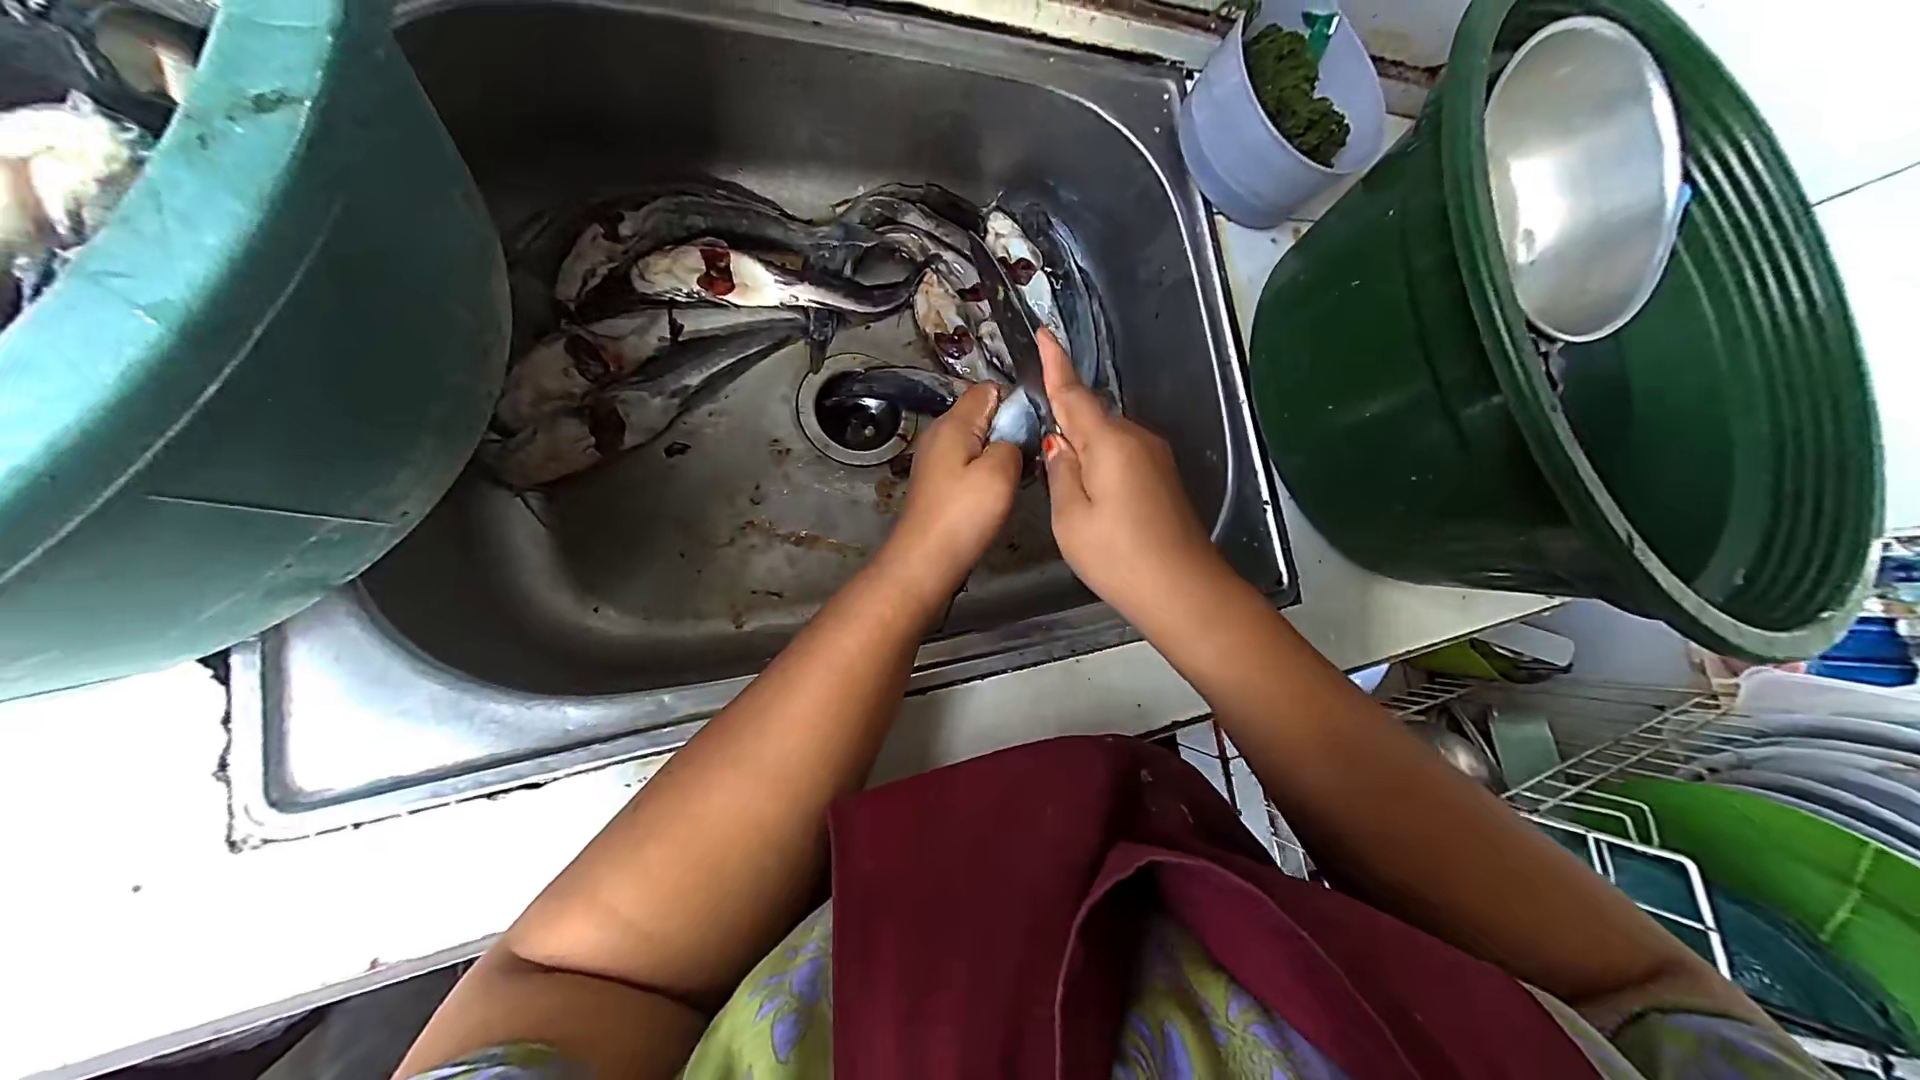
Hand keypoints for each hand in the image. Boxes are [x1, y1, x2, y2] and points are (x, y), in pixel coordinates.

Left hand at [879, 381, 1021, 597]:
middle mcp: (939, 434)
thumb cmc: (962, 515)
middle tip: (1032, 454)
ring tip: (1017, 476)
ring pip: (977, 441)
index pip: (988, 389)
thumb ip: (1012, 443)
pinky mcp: (938, 482)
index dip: (1015, 401)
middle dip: (1009, 428)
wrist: (924, 562)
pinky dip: (985, 472)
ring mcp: (936, 459)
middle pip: (982, 414)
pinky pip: (968, 463)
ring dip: (999, 454)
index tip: (1035, 425)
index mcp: (952, 423)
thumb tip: (1013, 437)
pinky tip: (995, 493)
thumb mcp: (999, 473)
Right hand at [1038, 330, 1226, 624]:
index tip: (1045, 332)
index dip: (1057, 364)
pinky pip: (1122, 456)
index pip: (1075, 393)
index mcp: (1109, 442)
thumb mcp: (1070, 518)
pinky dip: (1102, 463)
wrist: (1183, 590)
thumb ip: (1061, 472)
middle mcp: (1137, 438)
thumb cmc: (1118, 555)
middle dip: (1065, 422)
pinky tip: (1094, 495)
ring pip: (1107, 439)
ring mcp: (1155, 457)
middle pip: (1091, 417)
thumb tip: (1059, 442)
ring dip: (1084, 449)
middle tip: (1043, 455)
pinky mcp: (1163, 478)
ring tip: (1068, 489)